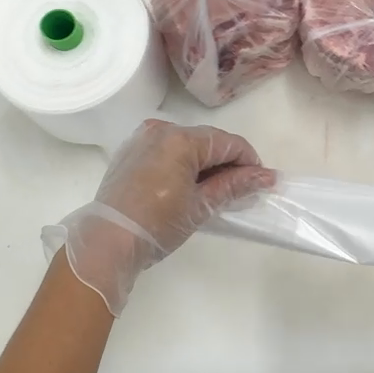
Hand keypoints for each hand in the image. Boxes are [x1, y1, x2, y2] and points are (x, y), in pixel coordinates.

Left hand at [46, 120, 274, 314]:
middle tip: (239, 190)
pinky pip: (166, 150)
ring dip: (204, 163)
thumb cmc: (157, 224)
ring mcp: (142, 139)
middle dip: (227, 163)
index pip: (228, 143)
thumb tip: (267, 177)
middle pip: (208, 141)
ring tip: (215, 191)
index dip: (249, 161)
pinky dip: (182, 163)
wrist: (106, 242)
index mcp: (181, 139)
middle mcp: (162, 129)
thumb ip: (235, 185)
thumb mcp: (201, 206)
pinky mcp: (130, 152)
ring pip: (187, 145)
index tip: (260, 183)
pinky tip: (188, 186)